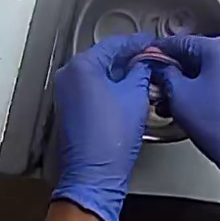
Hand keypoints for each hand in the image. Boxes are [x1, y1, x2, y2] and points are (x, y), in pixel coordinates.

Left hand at [50, 33, 155, 220]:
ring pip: (99, 73)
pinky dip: (112, 86)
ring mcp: (67, 94)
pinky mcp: (71, 110)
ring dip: (122, 72)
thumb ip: (142, 69)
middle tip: (152, 58)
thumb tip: (145, 61)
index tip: (152, 43)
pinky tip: (130, 90)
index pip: (115, 43)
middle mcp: (69, 77)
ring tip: (145, 74)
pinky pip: (93, 87)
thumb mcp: (136, 94)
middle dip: (130, 57)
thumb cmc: (111, 139)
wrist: (94, 177)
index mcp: (82, 67)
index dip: (138, 43)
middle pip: (105, 56)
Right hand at [155, 35, 219, 214]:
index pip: (180, 41)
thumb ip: (165, 74)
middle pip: (192, 54)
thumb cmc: (217, 123)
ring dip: (181, 83)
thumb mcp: (180, 96)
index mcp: (218, 47)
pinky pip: (213, 80)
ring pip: (202, 69)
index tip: (143, 58)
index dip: (158, 51)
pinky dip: (196, 89)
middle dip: (170, 70)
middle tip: (152, 83)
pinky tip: (181, 107)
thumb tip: (156, 64)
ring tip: (163, 101)